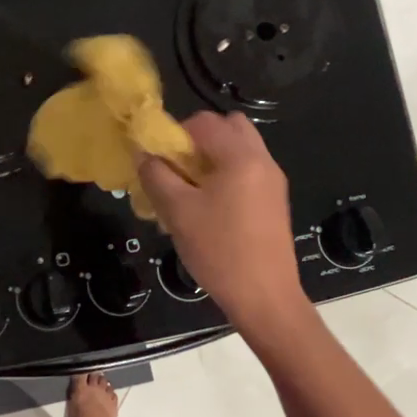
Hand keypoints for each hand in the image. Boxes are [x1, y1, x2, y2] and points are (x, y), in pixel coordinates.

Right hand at [139, 111, 306, 330]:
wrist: (264, 296)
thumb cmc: (219, 251)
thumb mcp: (178, 212)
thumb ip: (156, 176)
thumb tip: (142, 153)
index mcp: (240, 156)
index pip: (203, 121)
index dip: (174, 133)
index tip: (157, 160)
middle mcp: (262, 160)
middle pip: (228, 128)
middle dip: (197, 141)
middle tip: (176, 170)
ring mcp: (272, 181)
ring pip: (239, 151)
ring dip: (211, 159)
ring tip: (189, 191)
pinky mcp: (274, 202)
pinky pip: (246, 172)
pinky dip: (225, 176)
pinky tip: (208, 209)